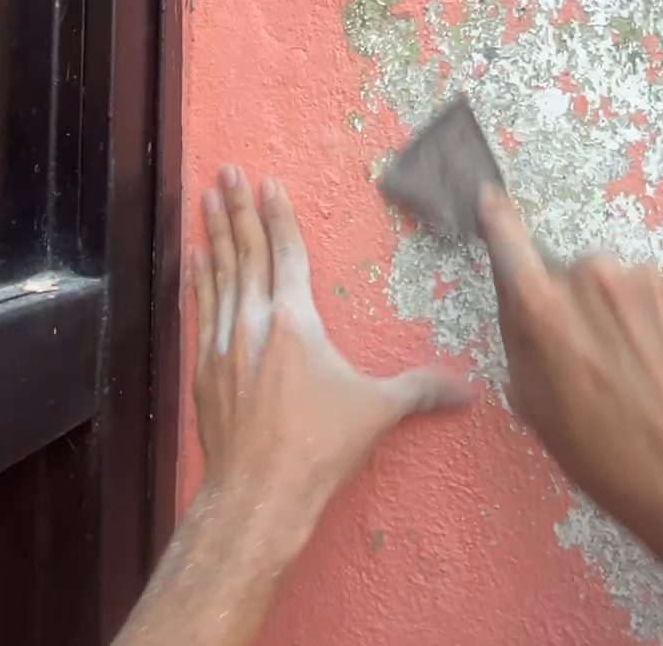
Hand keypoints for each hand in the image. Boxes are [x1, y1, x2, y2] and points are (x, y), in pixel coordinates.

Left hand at [190, 165, 470, 548]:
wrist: (258, 493)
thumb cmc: (319, 446)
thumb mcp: (377, 412)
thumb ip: (420, 389)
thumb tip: (468, 391)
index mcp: (295, 321)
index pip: (287, 253)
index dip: (279, 215)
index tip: (269, 182)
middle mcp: (255, 320)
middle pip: (246, 250)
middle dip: (239, 207)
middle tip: (225, 169)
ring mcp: (224, 341)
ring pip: (220, 272)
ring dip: (214, 231)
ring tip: (206, 196)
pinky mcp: (205, 365)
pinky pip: (201, 307)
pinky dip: (199, 277)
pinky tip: (194, 255)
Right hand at [477, 186, 662, 616]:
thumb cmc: (610, 455)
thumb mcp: (538, 407)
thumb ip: (522, 342)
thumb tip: (524, 310)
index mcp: (543, 309)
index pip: (508, 244)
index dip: (496, 218)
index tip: (490, 196)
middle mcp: (591, 278)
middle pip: (575, 276)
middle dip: (582, 307)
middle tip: (601, 360)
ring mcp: (647, 280)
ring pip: (624, 287)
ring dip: (627, 316)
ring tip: (647, 373)